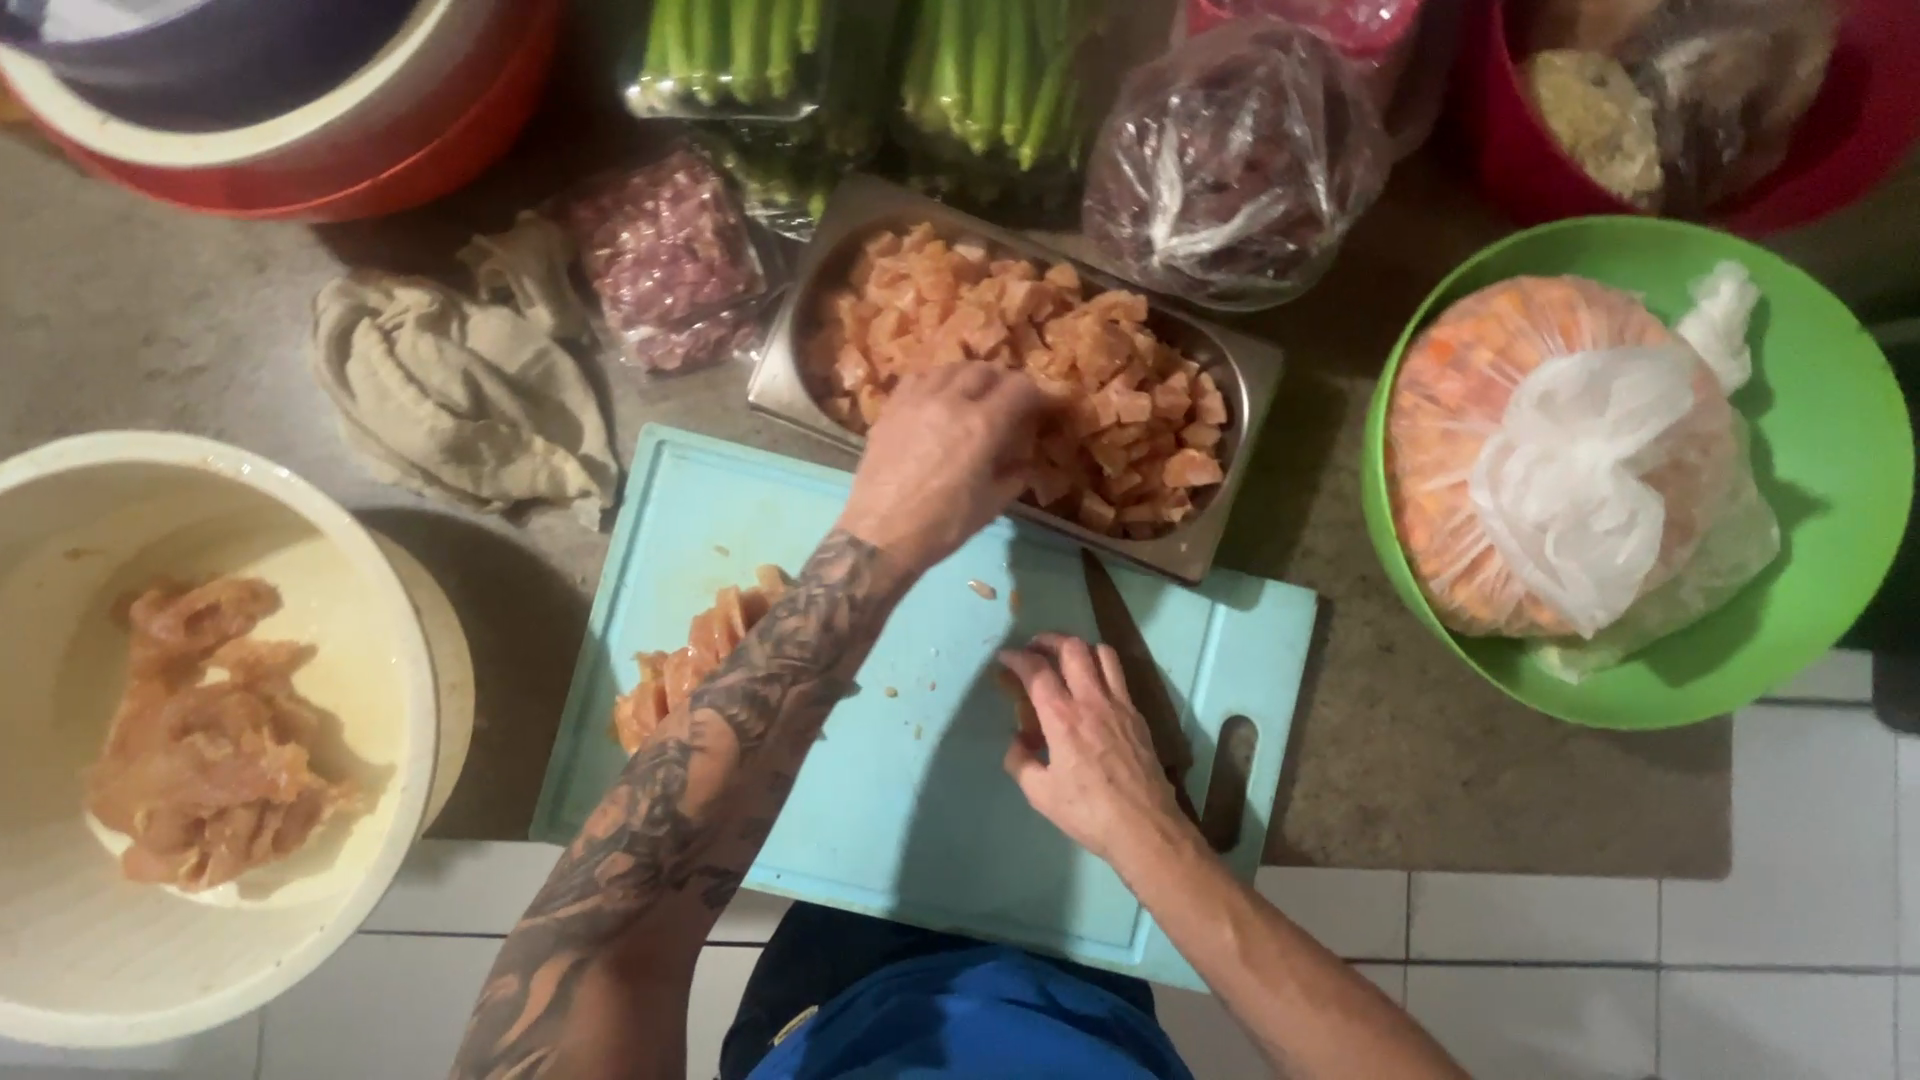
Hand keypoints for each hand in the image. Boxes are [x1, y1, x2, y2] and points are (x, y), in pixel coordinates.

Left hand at [837, 364, 1049, 574]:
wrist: (881, 534)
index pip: (1020, 388)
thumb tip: (1025, 459)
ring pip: (950, 368)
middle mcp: (950, 402)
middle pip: (984, 370)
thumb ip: (1016, 474)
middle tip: (1007, 401)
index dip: (1036, 395)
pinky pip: (917, 378)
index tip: (1039, 408)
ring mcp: (915, 401)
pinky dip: (935, 381)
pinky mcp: (890, 409)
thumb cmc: (942, 526)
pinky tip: (936, 398)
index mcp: (982, 426)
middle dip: (1003, 381)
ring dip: (969, 377)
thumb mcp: (992, 505)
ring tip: (972, 395)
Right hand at [998, 633, 1194, 866]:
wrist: (1144, 827)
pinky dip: (1101, 668)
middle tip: (1035, 649)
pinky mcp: (1137, 715)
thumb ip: (1020, 761)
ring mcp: (1119, 704)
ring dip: (1080, 648)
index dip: (1016, 657)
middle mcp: (1091, 700)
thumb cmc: (1088, 812)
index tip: (1005, 657)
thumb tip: (1018, 741)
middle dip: (1049, 640)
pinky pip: (1119, 676)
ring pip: (1102, 653)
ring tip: (1066, 659)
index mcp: (1062, 717)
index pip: (1036, 670)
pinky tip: (1092, 688)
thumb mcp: (1040, 794)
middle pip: (1072, 648)